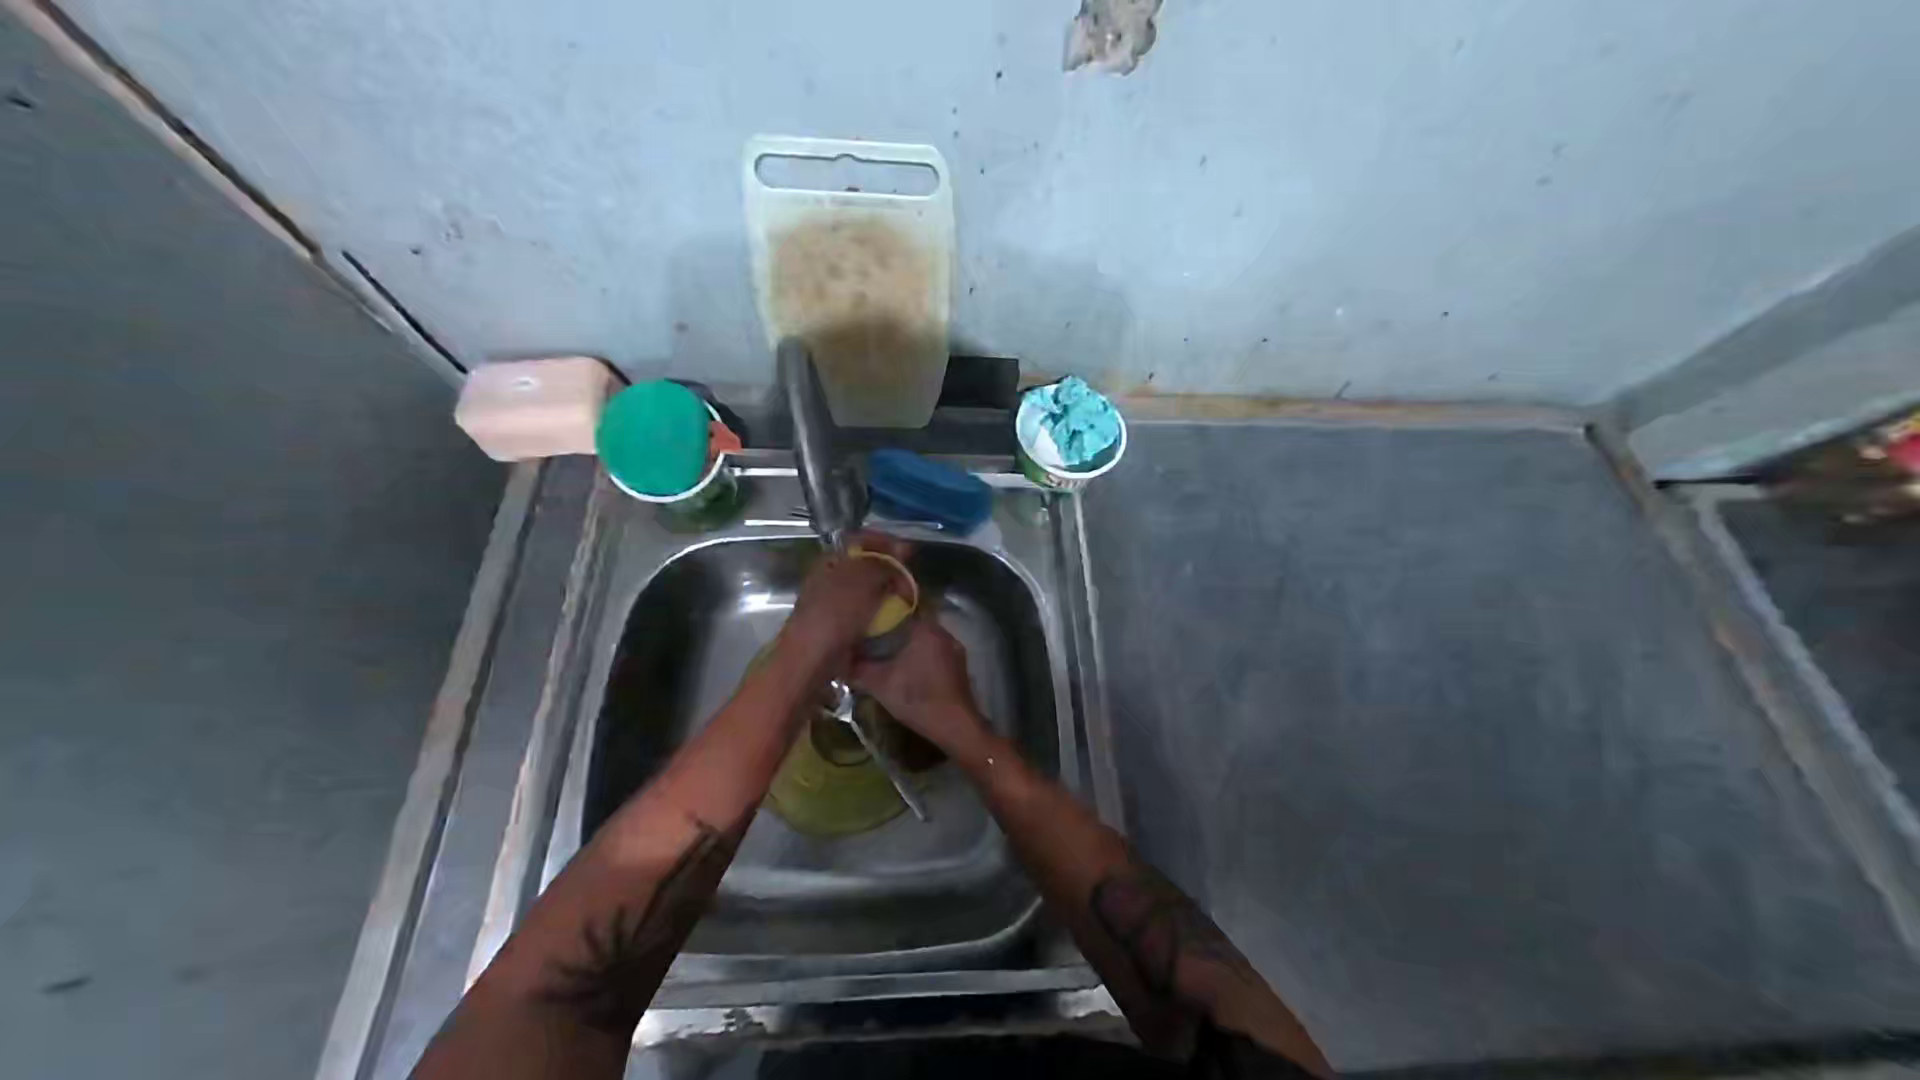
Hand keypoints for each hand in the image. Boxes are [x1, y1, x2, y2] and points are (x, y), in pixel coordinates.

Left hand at [779, 531, 913, 672]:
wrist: (813, 658)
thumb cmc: (835, 613)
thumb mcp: (862, 580)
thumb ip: (883, 562)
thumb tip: (901, 550)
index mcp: (831, 561)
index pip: (862, 542)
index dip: (886, 544)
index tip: (907, 554)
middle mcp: (831, 578)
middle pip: (867, 566)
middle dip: (891, 571)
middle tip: (910, 580)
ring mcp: (835, 604)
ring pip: (869, 591)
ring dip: (889, 594)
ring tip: (908, 600)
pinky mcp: (841, 626)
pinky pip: (867, 613)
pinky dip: (882, 613)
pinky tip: (896, 619)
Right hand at [850, 617, 990, 752]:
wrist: (954, 725)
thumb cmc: (916, 698)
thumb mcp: (880, 684)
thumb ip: (858, 669)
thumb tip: (840, 660)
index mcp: (925, 629)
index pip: (900, 611)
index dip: (882, 617)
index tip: (866, 625)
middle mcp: (944, 632)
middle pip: (914, 626)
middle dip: (895, 633)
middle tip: (873, 642)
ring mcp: (955, 649)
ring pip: (926, 640)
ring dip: (910, 647)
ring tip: (889, 656)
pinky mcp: (960, 666)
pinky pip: (936, 653)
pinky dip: (923, 658)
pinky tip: (910, 670)